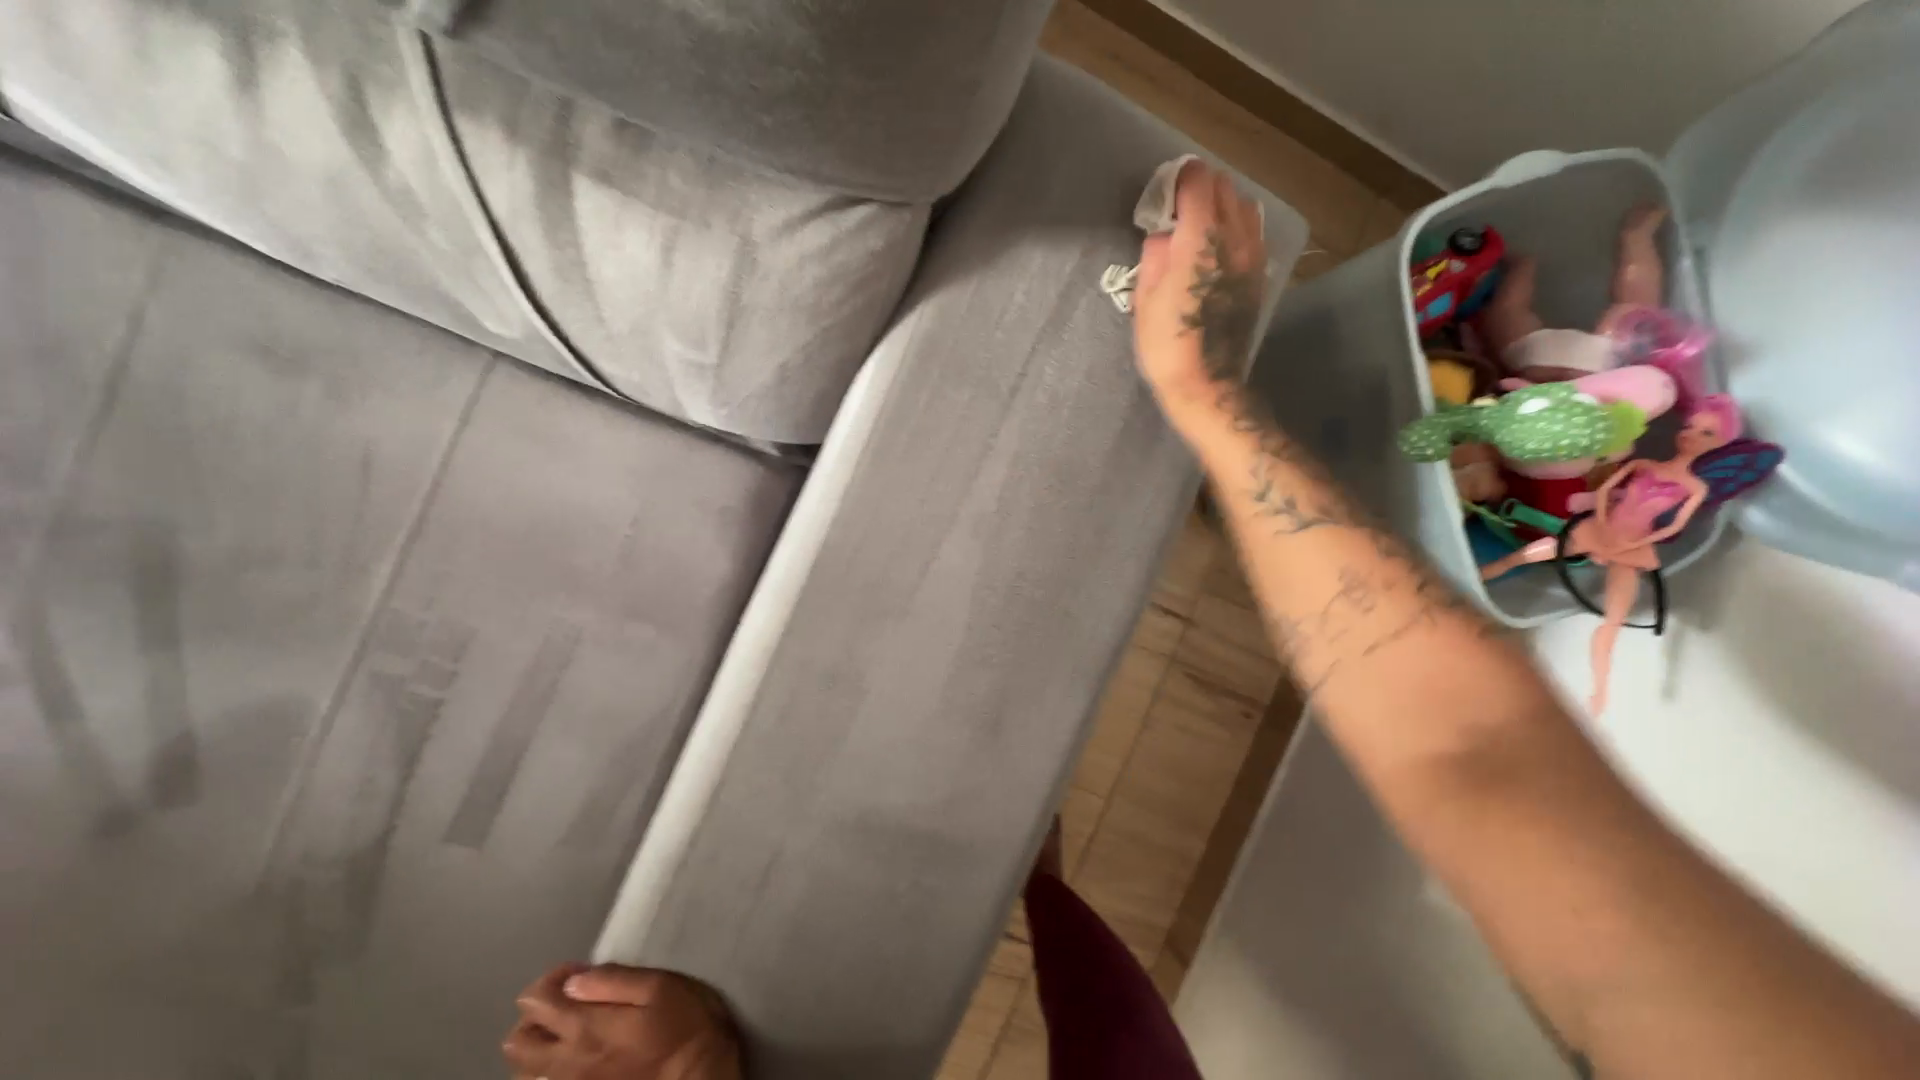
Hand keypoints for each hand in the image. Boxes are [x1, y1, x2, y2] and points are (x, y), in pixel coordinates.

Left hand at [502, 964, 742, 1079]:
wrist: (702, 1079)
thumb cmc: (686, 1027)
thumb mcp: (660, 987)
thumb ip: (613, 980)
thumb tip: (573, 982)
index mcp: (585, 1027)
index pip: (534, 1001)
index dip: (552, 980)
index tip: (581, 975)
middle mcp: (566, 1063)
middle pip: (517, 1043)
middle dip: (535, 1018)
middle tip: (570, 1006)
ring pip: (526, 1076)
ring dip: (539, 1053)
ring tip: (571, 1040)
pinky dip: (552, 1079)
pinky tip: (579, 1068)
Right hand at [1132, 159, 1268, 417]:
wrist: (1206, 383)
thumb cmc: (1166, 343)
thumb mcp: (1145, 297)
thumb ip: (1156, 253)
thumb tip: (1166, 235)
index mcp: (1200, 240)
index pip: (1199, 182)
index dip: (1181, 177)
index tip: (1166, 188)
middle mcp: (1234, 239)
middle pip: (1226, 189)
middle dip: (1202, 188)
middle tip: (1178, 205)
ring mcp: (1253, 256)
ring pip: (1244, 208)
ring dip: (1222, 206)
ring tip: (1200, 224)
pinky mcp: (1259, 274)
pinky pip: (1252, 232)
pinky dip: (1235, 227)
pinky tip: (1216, 247)